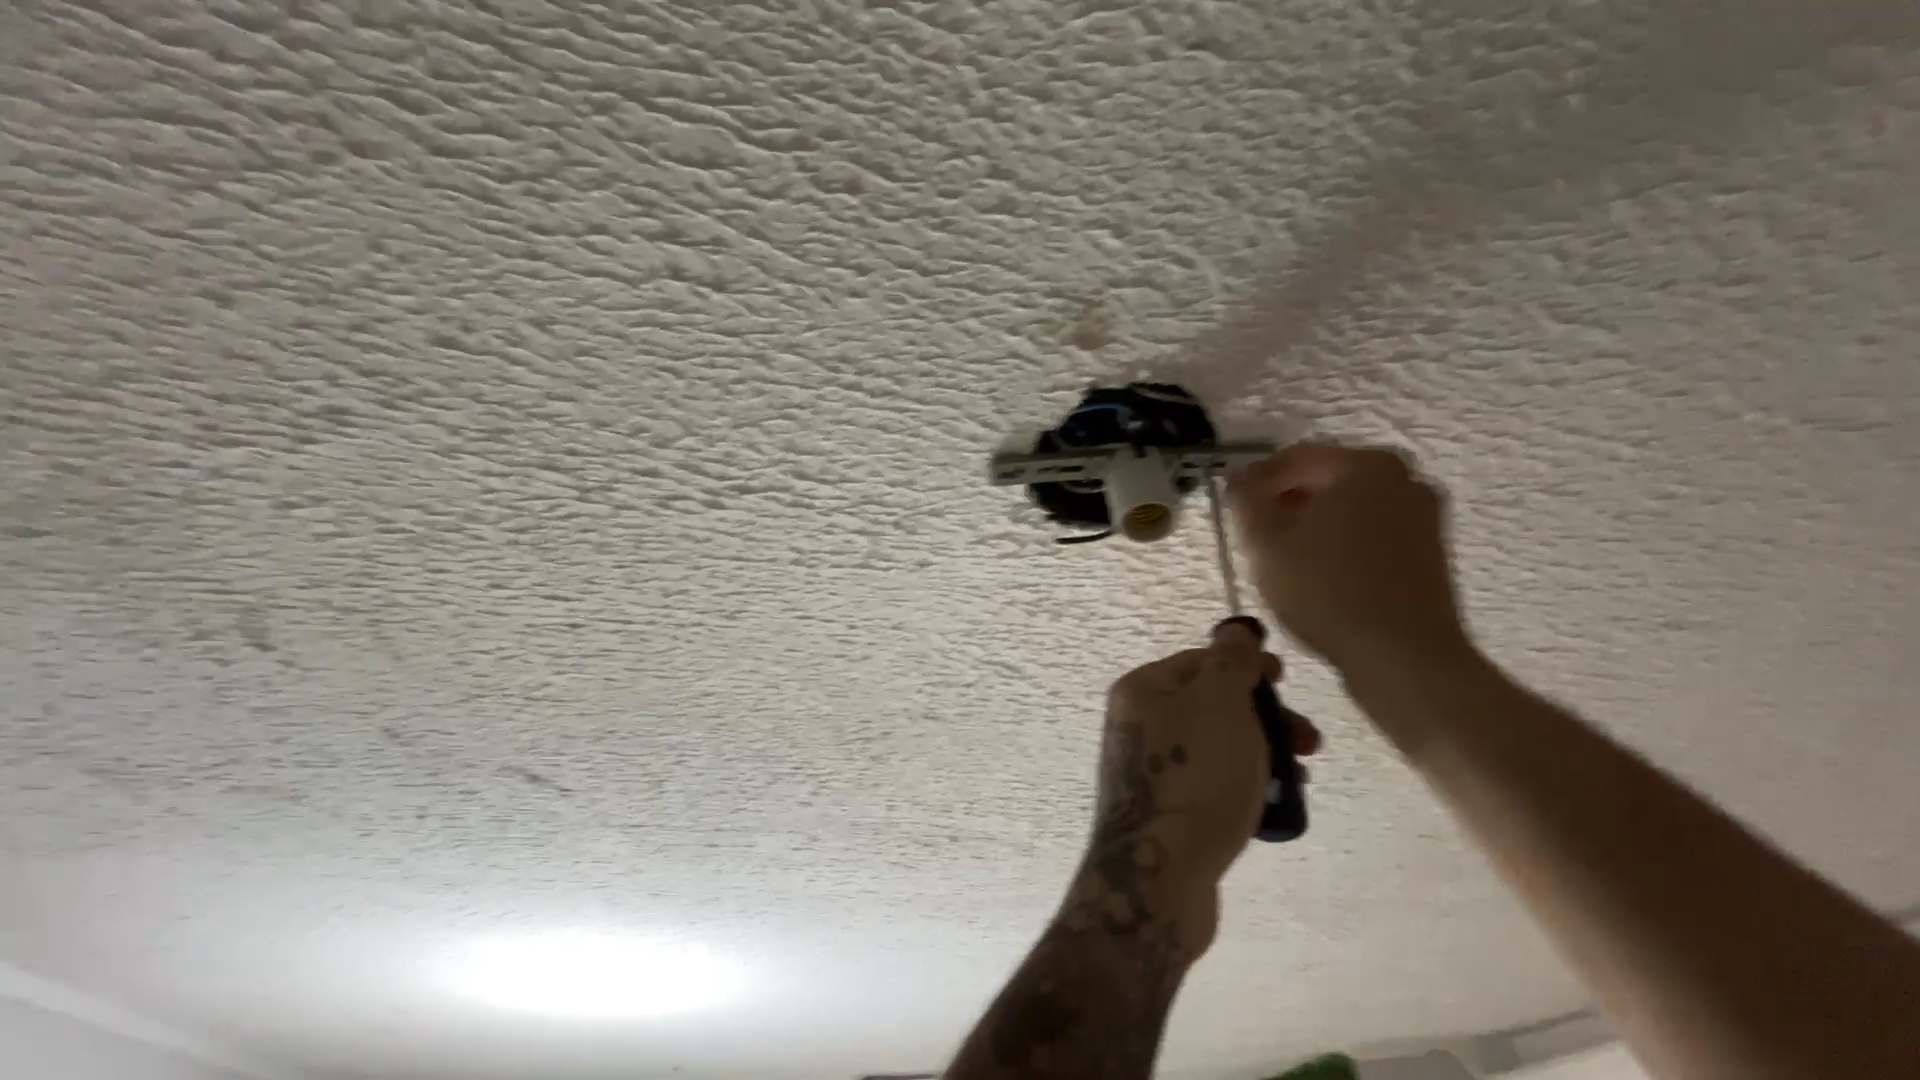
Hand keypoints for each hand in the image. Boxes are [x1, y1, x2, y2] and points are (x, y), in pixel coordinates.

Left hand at [1076, 624, 1320, 954]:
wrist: (1159, 879)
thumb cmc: (1194, 778)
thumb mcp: (1219, 705)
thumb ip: (1229, 663)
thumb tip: (1233, 629)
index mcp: (1141, 691)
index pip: (1200, 660)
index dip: (1246, 667)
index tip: (1286, 681)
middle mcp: (1137, 726)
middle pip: (1212, 706)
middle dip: (1265, 717)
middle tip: (1309, 741)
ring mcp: (1149, 773)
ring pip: (1218, 748)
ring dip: (1264, 754)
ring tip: (1301, 776)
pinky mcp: (1167, 814)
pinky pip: (1213, 786)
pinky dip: (1247, 787)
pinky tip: (1279, 804)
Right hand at [1230, 443, 1474, 680]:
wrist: (1404, 657)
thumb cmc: (1327, 591)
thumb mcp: (1265, 542)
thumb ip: (1245, 498)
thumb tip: (1240, 477)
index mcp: (1366, 464)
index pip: (1293, 459)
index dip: (1254, 483)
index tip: (1233, 512)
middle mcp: (1405, 478)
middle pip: (1324, 482)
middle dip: (1285, 506)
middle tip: (1256, 540)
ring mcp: (1425, 516)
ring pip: (1348, 510)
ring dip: (1312, 527)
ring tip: (1285, 563)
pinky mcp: (1431, 552)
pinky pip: (1371, 535)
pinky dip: (1341, 546)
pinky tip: (1321, 579)